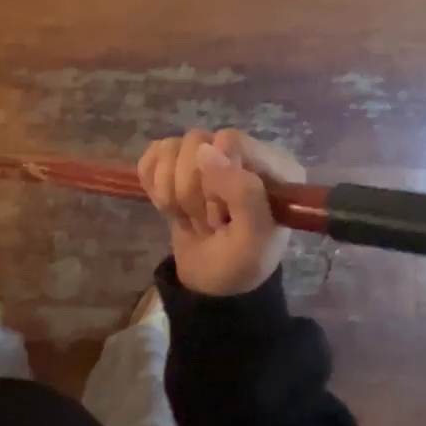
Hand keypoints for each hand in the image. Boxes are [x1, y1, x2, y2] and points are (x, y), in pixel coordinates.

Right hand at [138, 128, 304, 296]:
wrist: (211, 285)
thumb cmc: (240, 264)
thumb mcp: (253, 240)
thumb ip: (243, 193)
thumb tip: (205, 149)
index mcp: (272, 164)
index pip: (229, 140)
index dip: (215, 178)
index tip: (222, 213)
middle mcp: (240, 153)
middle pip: (196, 142)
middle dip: (192, 191)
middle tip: (209, 222)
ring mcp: (207, 156)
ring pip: (171, 147)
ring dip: (172, 191)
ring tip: (191, 217)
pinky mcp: (176, 164)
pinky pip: (154, 154)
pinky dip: (153, 183)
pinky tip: (170, 206)